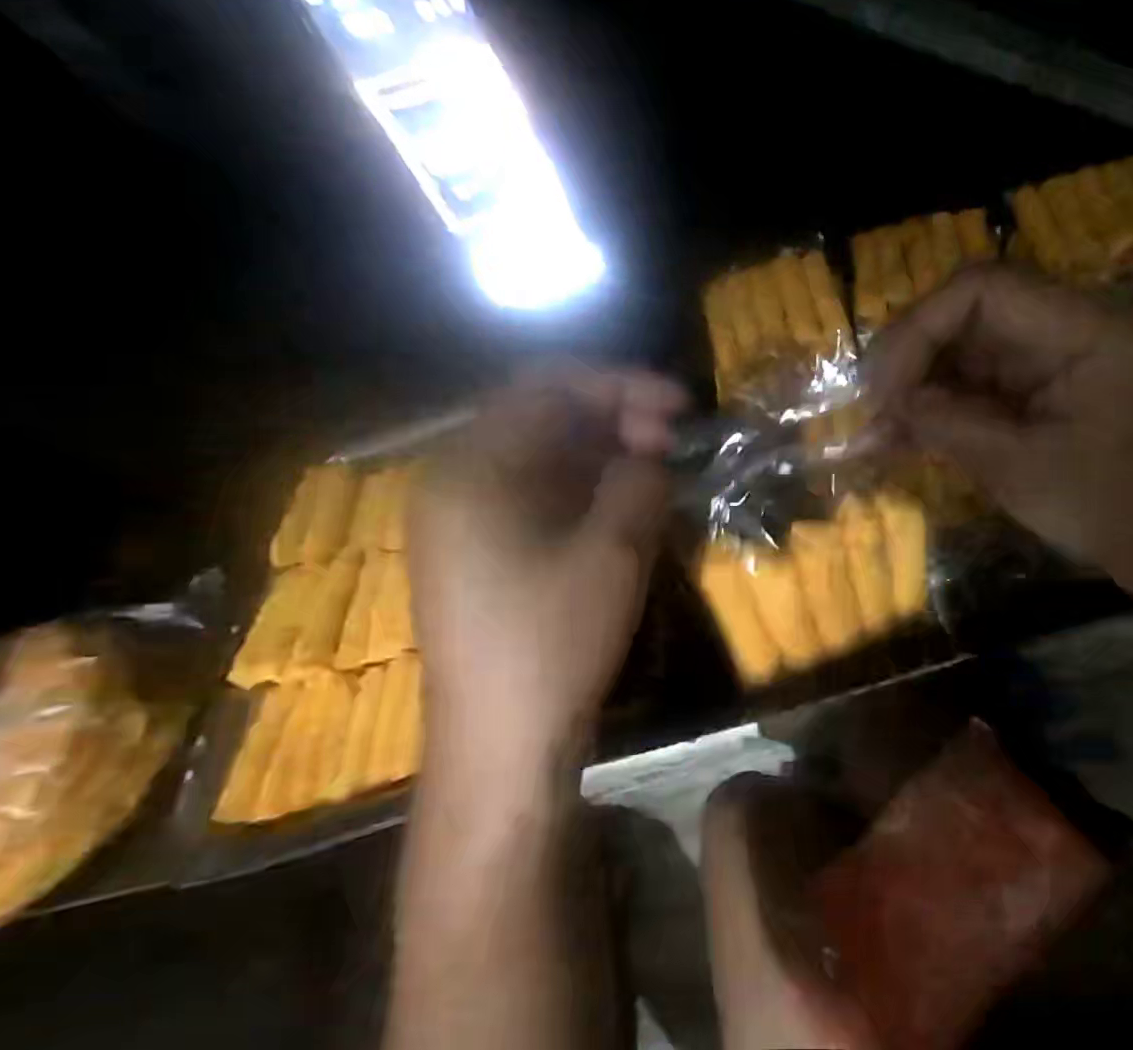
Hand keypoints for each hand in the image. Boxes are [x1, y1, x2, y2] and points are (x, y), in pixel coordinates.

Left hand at [409, 365, 686, 770]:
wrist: (500, 745)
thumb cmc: (553, 641)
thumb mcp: (613, 552)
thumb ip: (638, 481)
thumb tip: (648, 456)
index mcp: (472, 466)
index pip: (548, 387)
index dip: (621, 387)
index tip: (680, 407)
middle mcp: (452, 482)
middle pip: (537, 418)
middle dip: (610, 420)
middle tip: (669, 444)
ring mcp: (456, 522)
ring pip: (535, 460)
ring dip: (596, 457)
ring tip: (652, 474)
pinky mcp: (471, 556)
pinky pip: (527, 499)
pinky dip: (575, 492)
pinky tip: (616, 509)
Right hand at [867, 263, 1132, 585]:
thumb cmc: (1106, 505)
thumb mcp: (1020, 470)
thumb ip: (950, 427)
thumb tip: (887, 406)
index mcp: (1081, 331)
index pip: (982, 290)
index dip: (920, 329)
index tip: (886, 389)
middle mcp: (1059, 329)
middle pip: (962, 313)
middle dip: (908, 357)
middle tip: (872, 409)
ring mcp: (1041, 359)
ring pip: (955, 349)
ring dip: (911, 387)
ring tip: (873, 433)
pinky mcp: (1026, 389)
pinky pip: (965, 383)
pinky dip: (928, 409)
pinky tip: (892, 438)